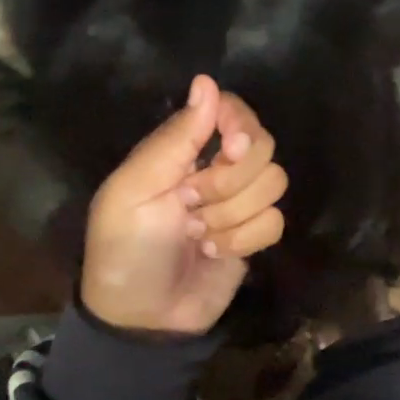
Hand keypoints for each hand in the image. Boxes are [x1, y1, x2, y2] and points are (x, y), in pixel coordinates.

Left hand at [79, 75, 286, 334]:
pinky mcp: (254, 236)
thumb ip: (174, 139)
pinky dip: (244, 240)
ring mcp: (238, 203)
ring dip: (233, 214)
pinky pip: (275, 221)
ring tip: (198, 234)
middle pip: (262, 145)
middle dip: (231, 180)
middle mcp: (215, 168)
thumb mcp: (134, 190)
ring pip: (274, 183)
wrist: (142, 316)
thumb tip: (207, 82)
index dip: (240, 124)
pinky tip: (215, 252)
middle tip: (192, 202)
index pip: (231, 109)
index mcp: (182, 149)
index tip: (229, 149)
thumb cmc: (125, 248)